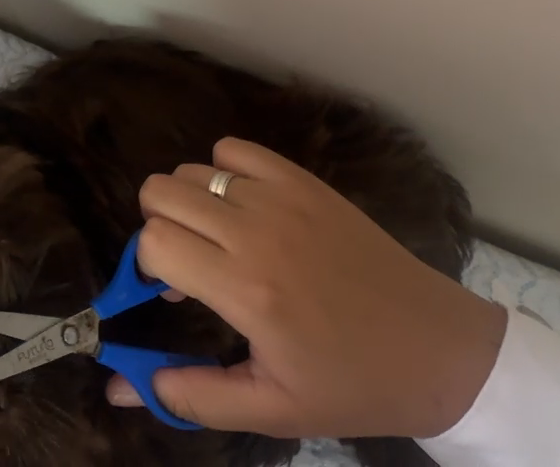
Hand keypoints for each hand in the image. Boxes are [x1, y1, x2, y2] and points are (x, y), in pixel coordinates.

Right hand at [112, 139, 505, 439]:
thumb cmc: (353, 386)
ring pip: (189, 170)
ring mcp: (282, 198)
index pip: (154, 242)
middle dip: (158, 227)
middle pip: (159, 191)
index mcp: (246, 290)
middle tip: (189, 264)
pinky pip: (232, 150)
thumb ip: (190, 396)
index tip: (173, 294)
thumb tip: (117, 389)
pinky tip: (242, 207)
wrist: (442, 352)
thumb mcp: (273, 409)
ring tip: (217, 239)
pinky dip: (222, 172)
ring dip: (186, 202)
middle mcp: (256, 232)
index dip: (148, 267)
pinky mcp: (303, 181)